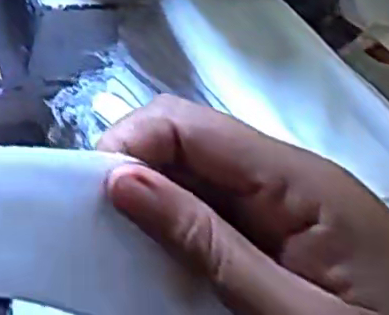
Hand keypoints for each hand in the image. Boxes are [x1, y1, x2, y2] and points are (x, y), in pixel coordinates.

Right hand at [99, 96, 388, 314]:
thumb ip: (207, 246)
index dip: (131, 143)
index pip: (187, 122)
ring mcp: (293, 206)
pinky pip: (223, 214)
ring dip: (158, 206)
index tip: (92, 197)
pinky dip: (187, 233)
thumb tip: (118, 178)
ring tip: (127, 252)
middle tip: (102, 232)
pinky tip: (171, 267)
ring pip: (199, 178)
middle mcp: (289, 175)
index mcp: (296, 176)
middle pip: (188, 142)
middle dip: (137, 172)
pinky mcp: (296, 237)